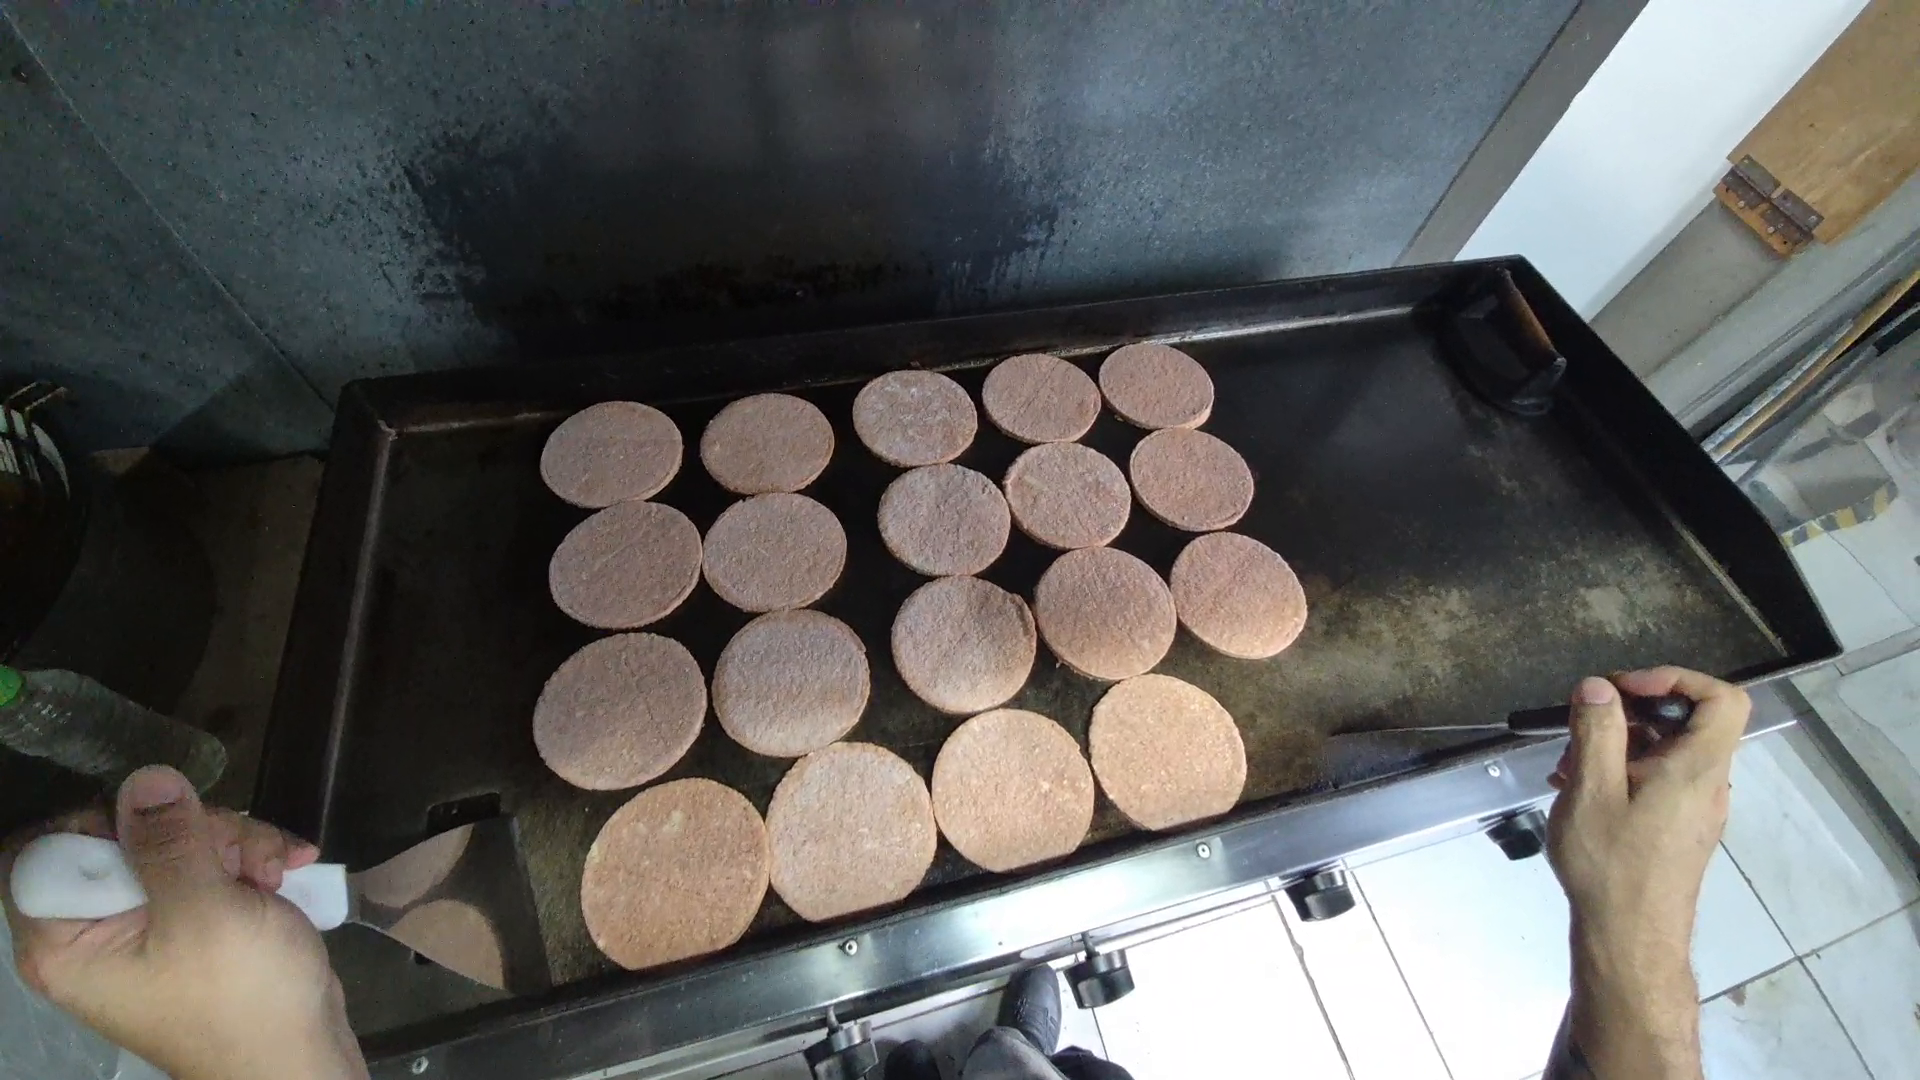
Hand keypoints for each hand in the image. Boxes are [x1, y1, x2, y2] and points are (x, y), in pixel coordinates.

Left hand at [2, 766, 367, 1079]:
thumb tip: (147, 777)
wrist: (294, 1043)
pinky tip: (293, 869)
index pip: (51, 849)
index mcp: (70, 936)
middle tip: (249, 858)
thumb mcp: (206, 913)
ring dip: (245, 843)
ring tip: (282, 870)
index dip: (113, 823)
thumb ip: (172, 845)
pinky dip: (261, 858)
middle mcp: (103, 924)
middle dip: (205, 832)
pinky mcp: (206, 916)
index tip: (178, 827)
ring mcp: (159, 919)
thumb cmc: (238, 989)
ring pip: (189, 843)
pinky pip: (223, 863)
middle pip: (134, 837)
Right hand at [1545, 667, 1748, 1079]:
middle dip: (1626, 711)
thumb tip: (1598, 685)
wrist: (1628, 931)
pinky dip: (1617, 766)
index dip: (1673, 678)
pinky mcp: (1677, 822)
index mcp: (1696, 769)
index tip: (1620, 688)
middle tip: (1576, 726)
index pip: (1722, 699)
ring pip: (1664, 749)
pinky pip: (1655, 775)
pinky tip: (1577, 787)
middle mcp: (1707, 783)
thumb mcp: (1590, 789)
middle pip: (1685, 721)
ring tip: (1566, 764)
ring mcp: (1695, 805)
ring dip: (1613, 741)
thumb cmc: (1610, 859)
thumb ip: (1596, 733)